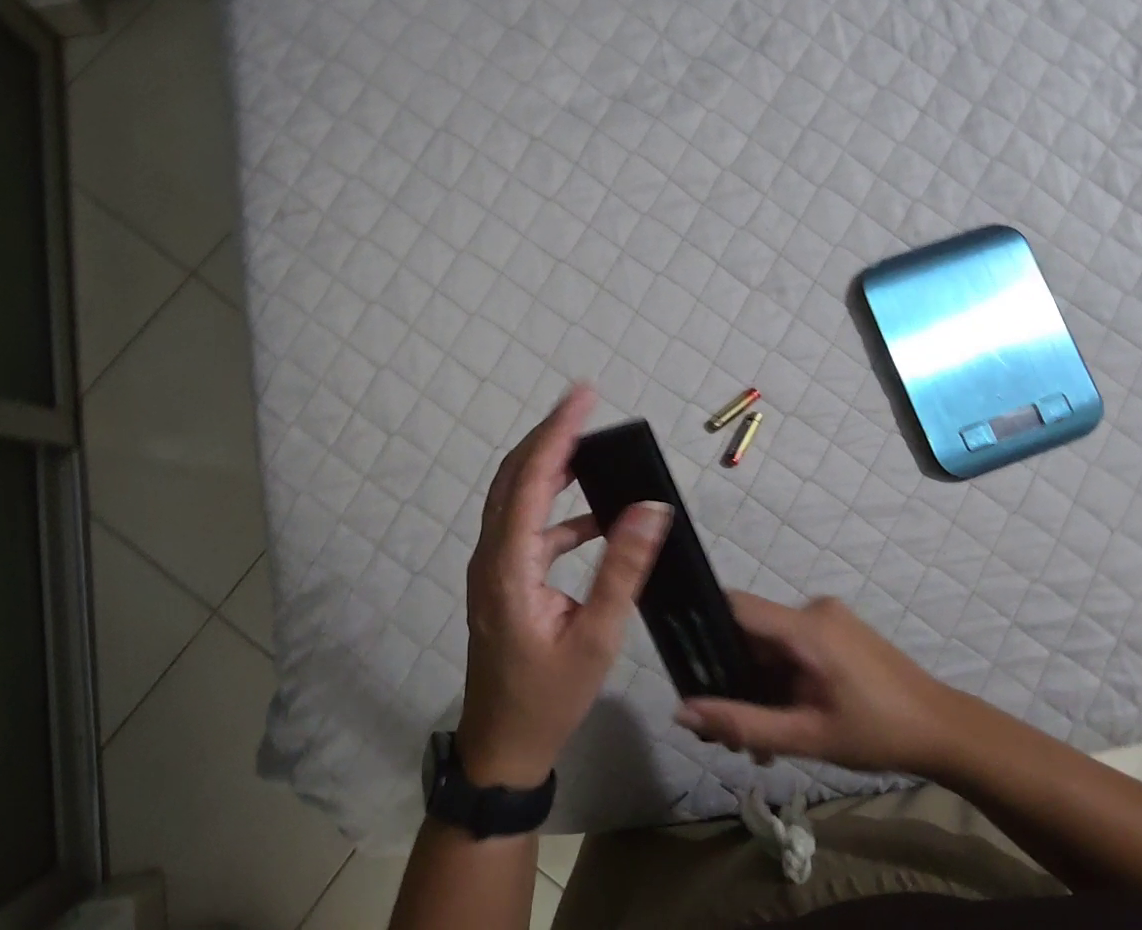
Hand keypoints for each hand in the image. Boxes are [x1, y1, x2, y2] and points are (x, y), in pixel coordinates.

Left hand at [455, 385, 671, 789]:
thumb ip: (622, 571)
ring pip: (515, 500)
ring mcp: (493, 569)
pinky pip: (527, 530)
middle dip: (548, 437)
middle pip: (513, 479)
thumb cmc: (548, 698)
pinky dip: (557, 513)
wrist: (503, 746)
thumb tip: (651, 510)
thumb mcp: (595, 637)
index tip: (582, 396)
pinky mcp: (503, 582)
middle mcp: (491, 557)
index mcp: (507, 567)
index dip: (557, 434)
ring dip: (549, 469)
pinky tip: (596, 518)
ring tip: (591, 447)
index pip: (529, 481)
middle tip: (584, 404)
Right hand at [673, 592, 965, 774]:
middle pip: (750, 634)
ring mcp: (828, 619)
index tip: (685, 668)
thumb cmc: (878, 734)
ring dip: (758, 689)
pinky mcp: (838, 632)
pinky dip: (781, 682)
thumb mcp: (806, 737)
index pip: (734, 606)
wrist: (945, 732)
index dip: (703, 630)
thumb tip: (683, 712)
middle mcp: (814, 610)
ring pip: (769, 646)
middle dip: (733, 681)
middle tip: (726, 736)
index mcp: (806, 627)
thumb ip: (742, 723)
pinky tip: (785, 723)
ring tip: (760, 744)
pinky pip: (792, 649)